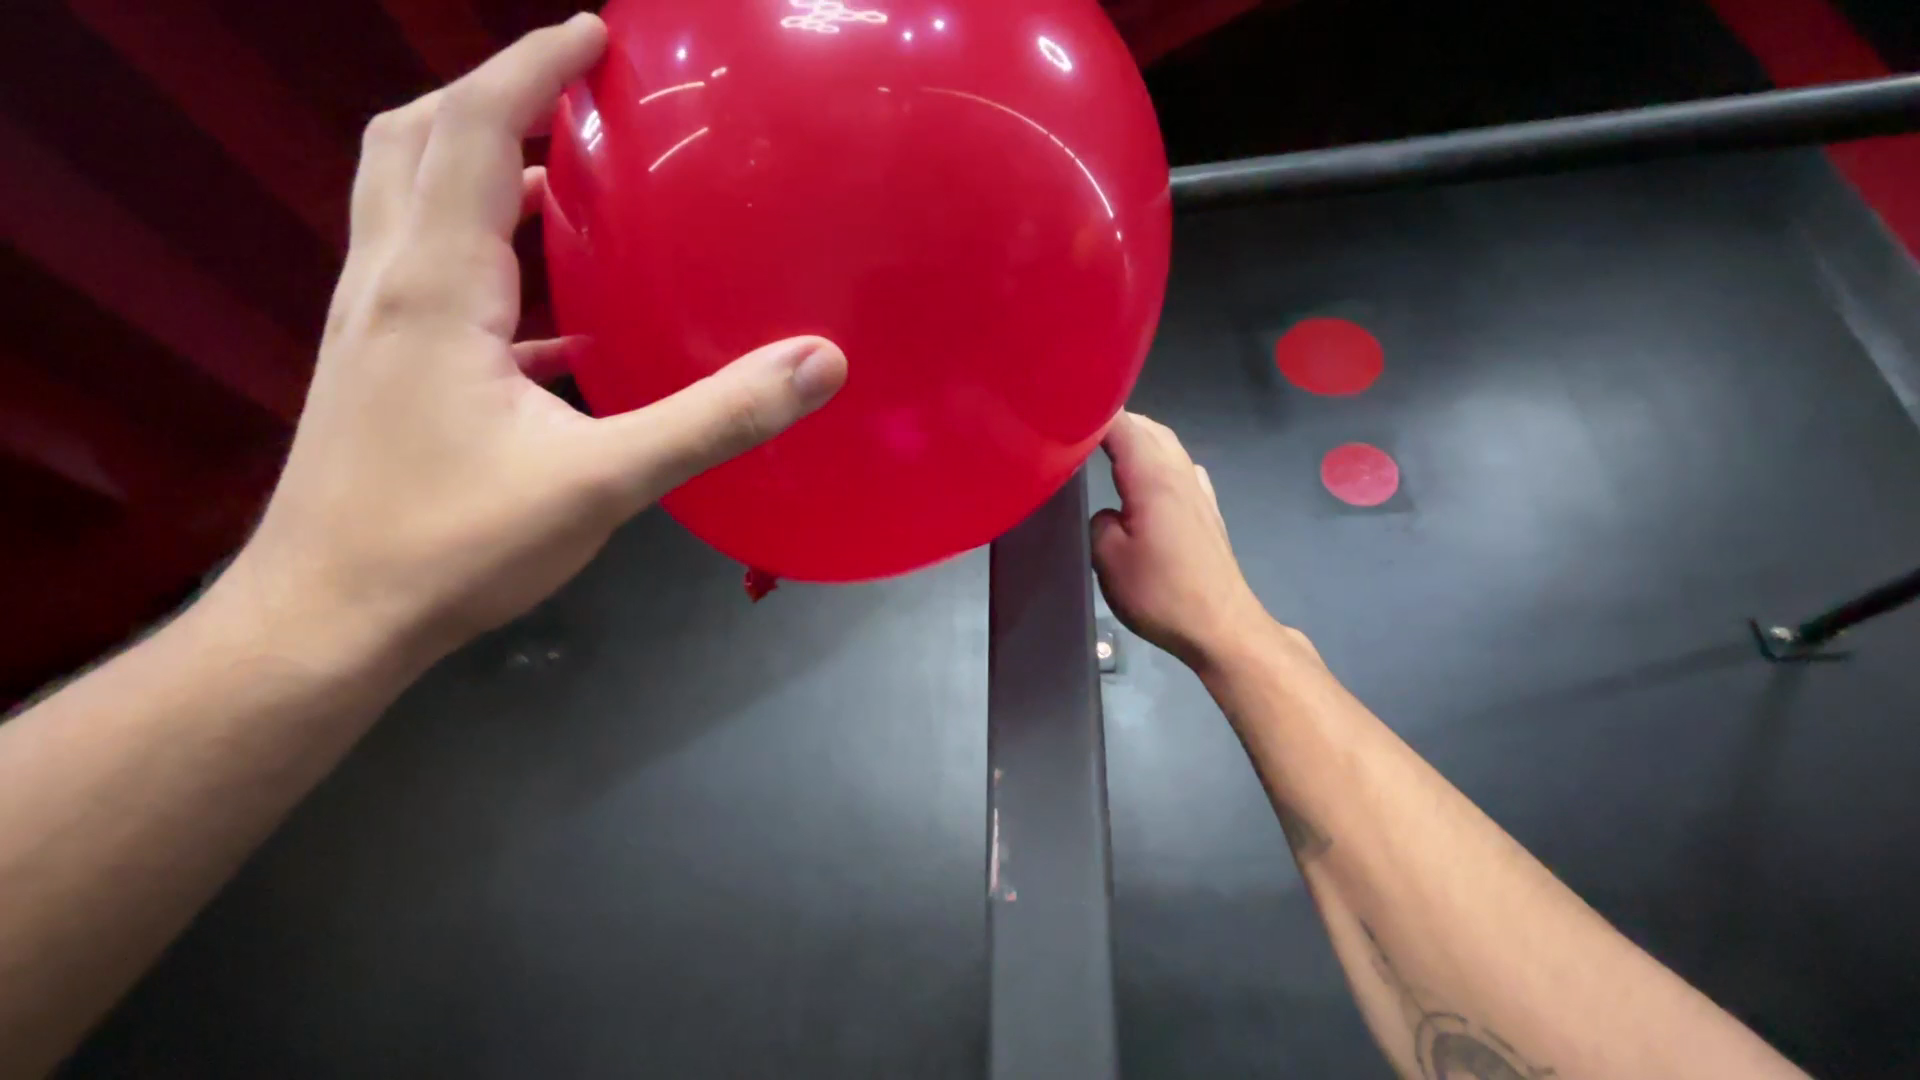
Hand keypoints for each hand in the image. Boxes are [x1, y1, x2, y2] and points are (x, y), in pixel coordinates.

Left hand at [215, 15, 846, 667]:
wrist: (328, 621)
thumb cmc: (453, 545)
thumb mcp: (605, 481)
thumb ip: (715, 418)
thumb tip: (818, 363)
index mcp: (434, 288)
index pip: (475, 131)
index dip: (531, 68)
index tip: (596, 36)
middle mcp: (387, 287)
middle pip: (417, 142)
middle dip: (493, 97)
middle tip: (574, 96)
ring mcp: (374, 330)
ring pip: (409, 204)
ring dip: (479, 168)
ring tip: (566, 178)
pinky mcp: (381, 373)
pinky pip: (428, 278)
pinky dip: (484, 258)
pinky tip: (549, 314)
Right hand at [1091, 412, 1284, 668]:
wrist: (1220, 625)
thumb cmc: (1161, 592)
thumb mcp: (1109, 559)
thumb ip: (1100, 522)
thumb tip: (1109, 513)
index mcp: (1153, 477)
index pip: (1122, 426)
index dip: (1092, 415)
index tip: (1063, 417)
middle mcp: (1180, 474)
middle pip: (1149, 429)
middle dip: (1115, 422)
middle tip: (1077, 431)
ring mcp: (1198, 491)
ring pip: (1167, 446)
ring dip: (1138, 438)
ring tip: (1105, 447)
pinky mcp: (1207, 511)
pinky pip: (1180, 467)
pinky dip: (1158, 459)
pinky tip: (1148, 477)